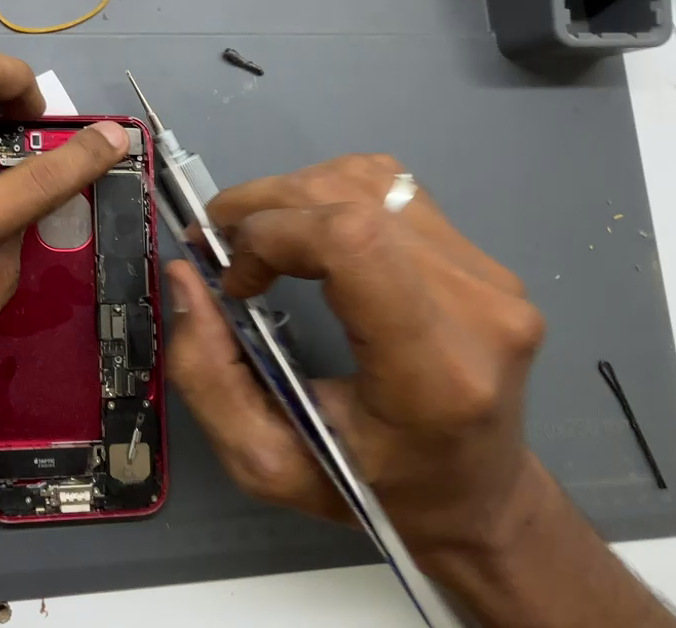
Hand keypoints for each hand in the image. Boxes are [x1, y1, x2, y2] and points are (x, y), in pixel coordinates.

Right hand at [166, 153, 546, 560]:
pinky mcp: (484, 258)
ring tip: (262, 239)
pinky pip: (389, 186)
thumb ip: (206, 373)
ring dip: (290, 196)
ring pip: (365, 178)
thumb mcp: (264, 462)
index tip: (237, 281)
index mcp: (431, 372)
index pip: (351, 241)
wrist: (476, 496)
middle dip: (261, 209)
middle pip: (347, 196)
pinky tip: (310, 234)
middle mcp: (476, 309)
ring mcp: (489, 275)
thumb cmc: (370, 491)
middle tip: (225, 250)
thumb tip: (185, 273)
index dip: (269, 236)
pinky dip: (327, 195)